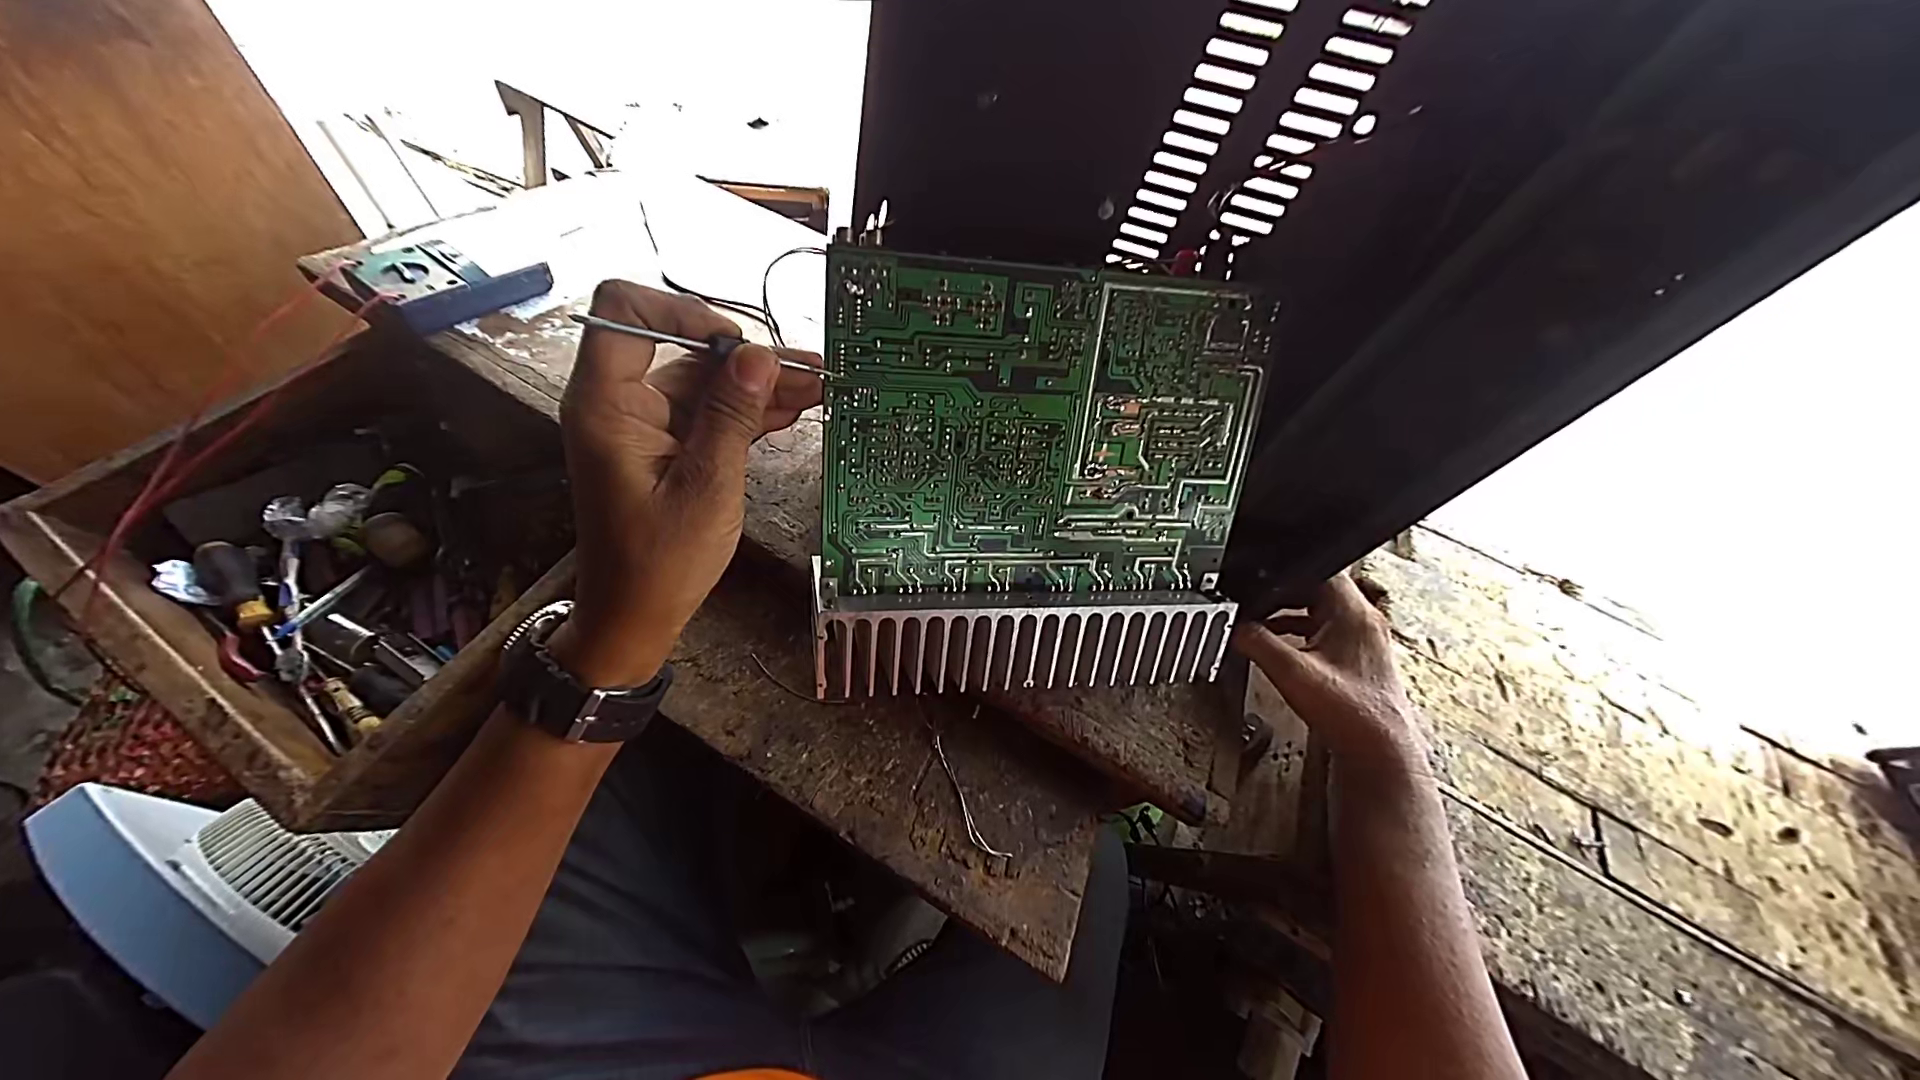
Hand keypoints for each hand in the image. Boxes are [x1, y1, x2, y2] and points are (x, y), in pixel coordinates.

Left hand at [548, 281, 822, 685]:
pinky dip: (751, 411)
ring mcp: (649, 424)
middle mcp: (624, 402)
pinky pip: (714, 412)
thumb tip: (759, 356)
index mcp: (608, 404)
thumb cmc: (659, 562)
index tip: (739, 343)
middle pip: (685, 349)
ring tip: (816, 388)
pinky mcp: (672, 444)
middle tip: (807, 370)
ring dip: (761, 386)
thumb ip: (731, 415)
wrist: (640, 612)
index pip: (625, 311)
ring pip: (708, 381)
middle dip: (748, 358)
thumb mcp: (707, 486)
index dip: (684, 310)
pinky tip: (794, 410)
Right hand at [1232, 572, 1423, 764]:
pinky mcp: (1358, 658)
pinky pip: (1323, 631)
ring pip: (1319, 610)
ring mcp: (1363, 640)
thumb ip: (1257, 643)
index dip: (1283, 573)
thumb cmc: (1351, 715)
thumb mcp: (1290, 673)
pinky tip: (1281, 649)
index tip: (1258, 582)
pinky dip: (1300, 633)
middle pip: (1315, 588)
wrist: (1379, 753)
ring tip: (1261, 624)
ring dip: (1289, 614)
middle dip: (1280, 594)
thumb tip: (1233, 627)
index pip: (1316, 571)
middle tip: (1254, 602)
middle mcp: (1363, 622)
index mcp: (1353, 615)